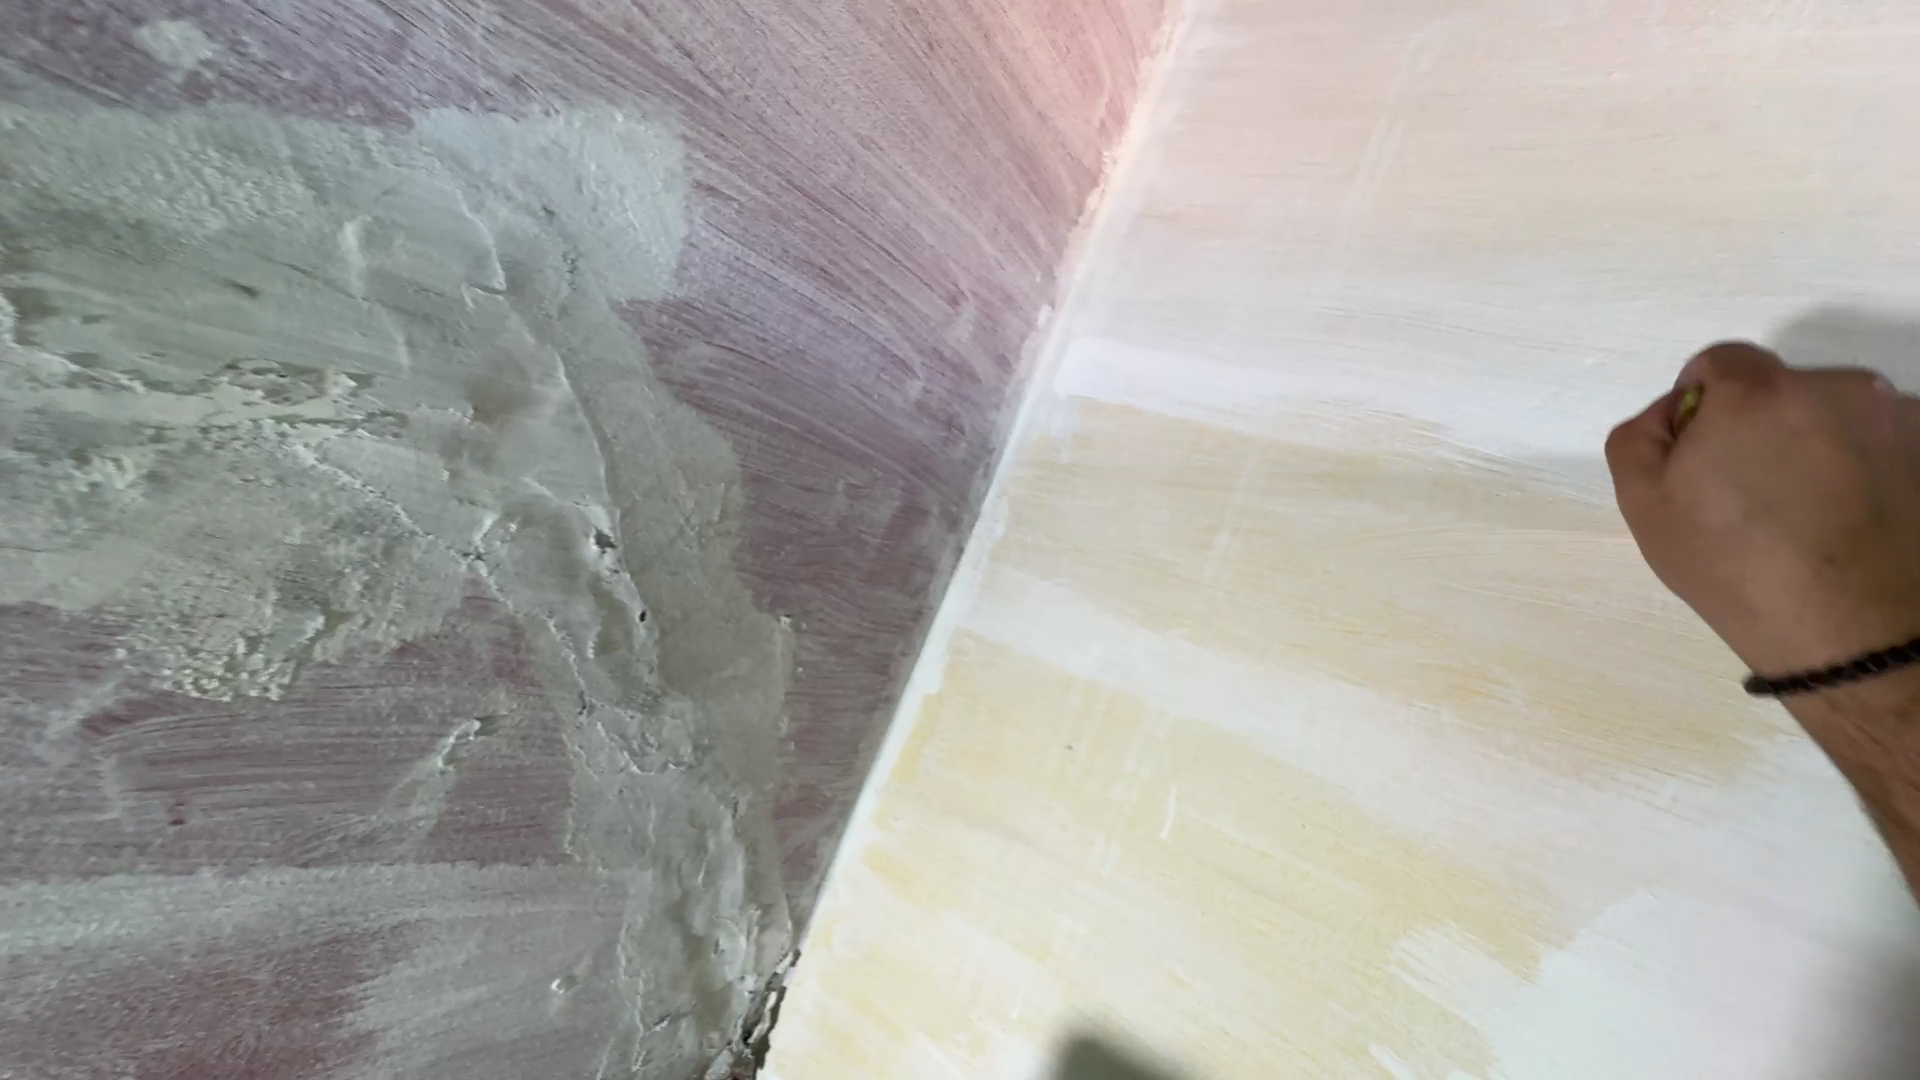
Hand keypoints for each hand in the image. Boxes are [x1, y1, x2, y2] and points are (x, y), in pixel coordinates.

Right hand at [1606, 342, 1919, 678]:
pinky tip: (1835, 512)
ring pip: (1824, 412)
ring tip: (1790, 505)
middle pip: (1774, 386)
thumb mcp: (1641, 498)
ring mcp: (1899, 418)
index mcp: (1758, 393)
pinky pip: (1870, 439)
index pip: (1718, 360)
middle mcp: (1839, 388)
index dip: (1693, 401)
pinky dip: (1848, 462)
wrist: (1846, 620)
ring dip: (1801, 440)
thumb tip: (1672, 414)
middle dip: (1748, 422)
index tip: (1691, 450)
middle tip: (1733, 486)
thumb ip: (1638, 435)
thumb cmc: (1726, 556)